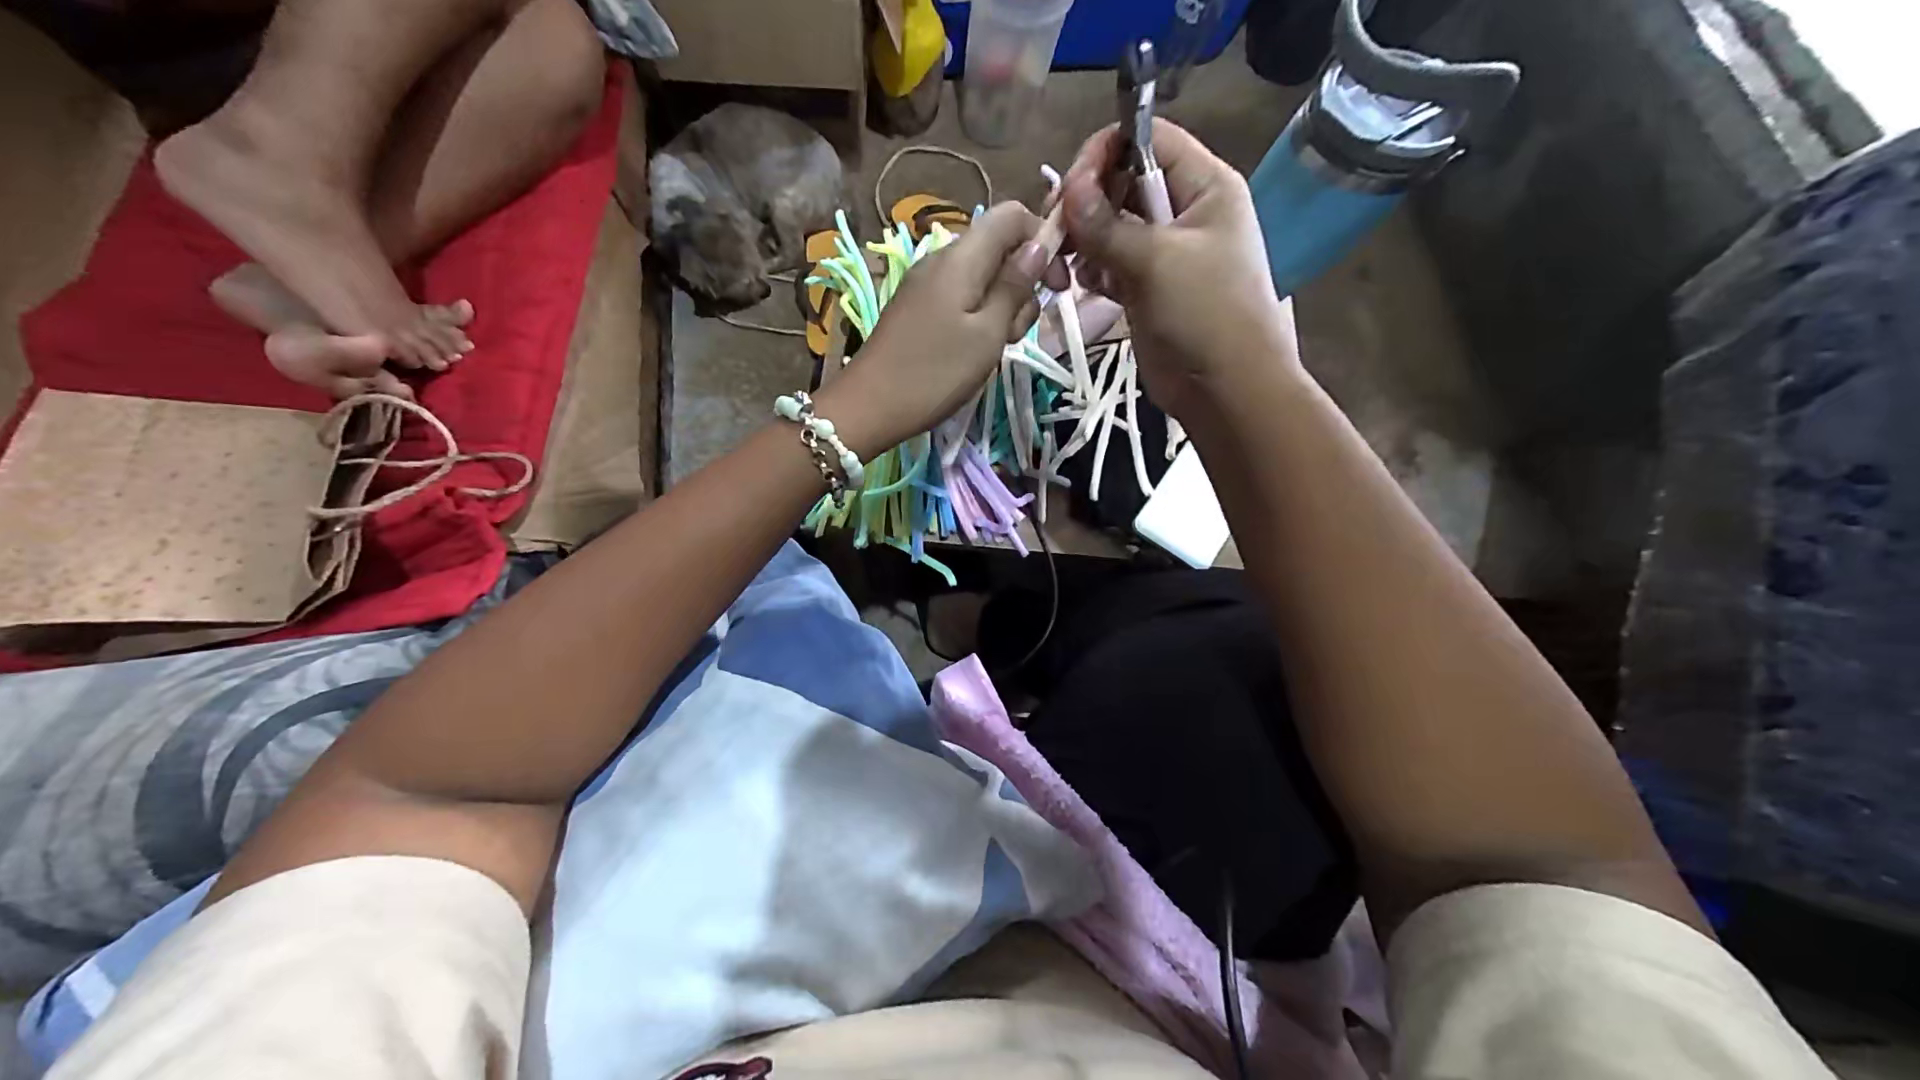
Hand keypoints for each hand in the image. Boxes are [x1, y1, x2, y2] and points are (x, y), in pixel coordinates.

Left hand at [815, 202, 1049, 456]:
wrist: (869, 407)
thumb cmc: (935, 373)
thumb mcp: (988, 333)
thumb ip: (1015, 286)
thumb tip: (1039, 245)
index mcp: (962, 256)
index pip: (1013, 215)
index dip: (1043, 239)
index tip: (1059, 284)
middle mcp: (942, 258)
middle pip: (999, 248)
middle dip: (1022, 283)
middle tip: (1017, 332)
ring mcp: (927, 283)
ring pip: (982, 277)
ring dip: (1002, 307)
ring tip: (994, 347)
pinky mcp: (919, 307)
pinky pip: (961, 297)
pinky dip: (979, 317)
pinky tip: (973, 350)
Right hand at [1061, 119, 1301, 420]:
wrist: (1225, 389)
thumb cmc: (1207, 314)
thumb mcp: (1158, 260)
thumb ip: (1108, 225)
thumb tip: (1067, 190)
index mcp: (1204, 186)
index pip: (1149, 141)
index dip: (1106, 153)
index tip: (1069, 186)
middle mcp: (1183, 210)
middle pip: (1122, 182)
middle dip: (1086, 202)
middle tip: (1057, 230)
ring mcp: (1162, 252)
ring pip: (1109, 226)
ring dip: (1081, 240)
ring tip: (1063, 265)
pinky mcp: (1144, 287)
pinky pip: (1108, 263)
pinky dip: (1089, 269)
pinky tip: (1076, 283)